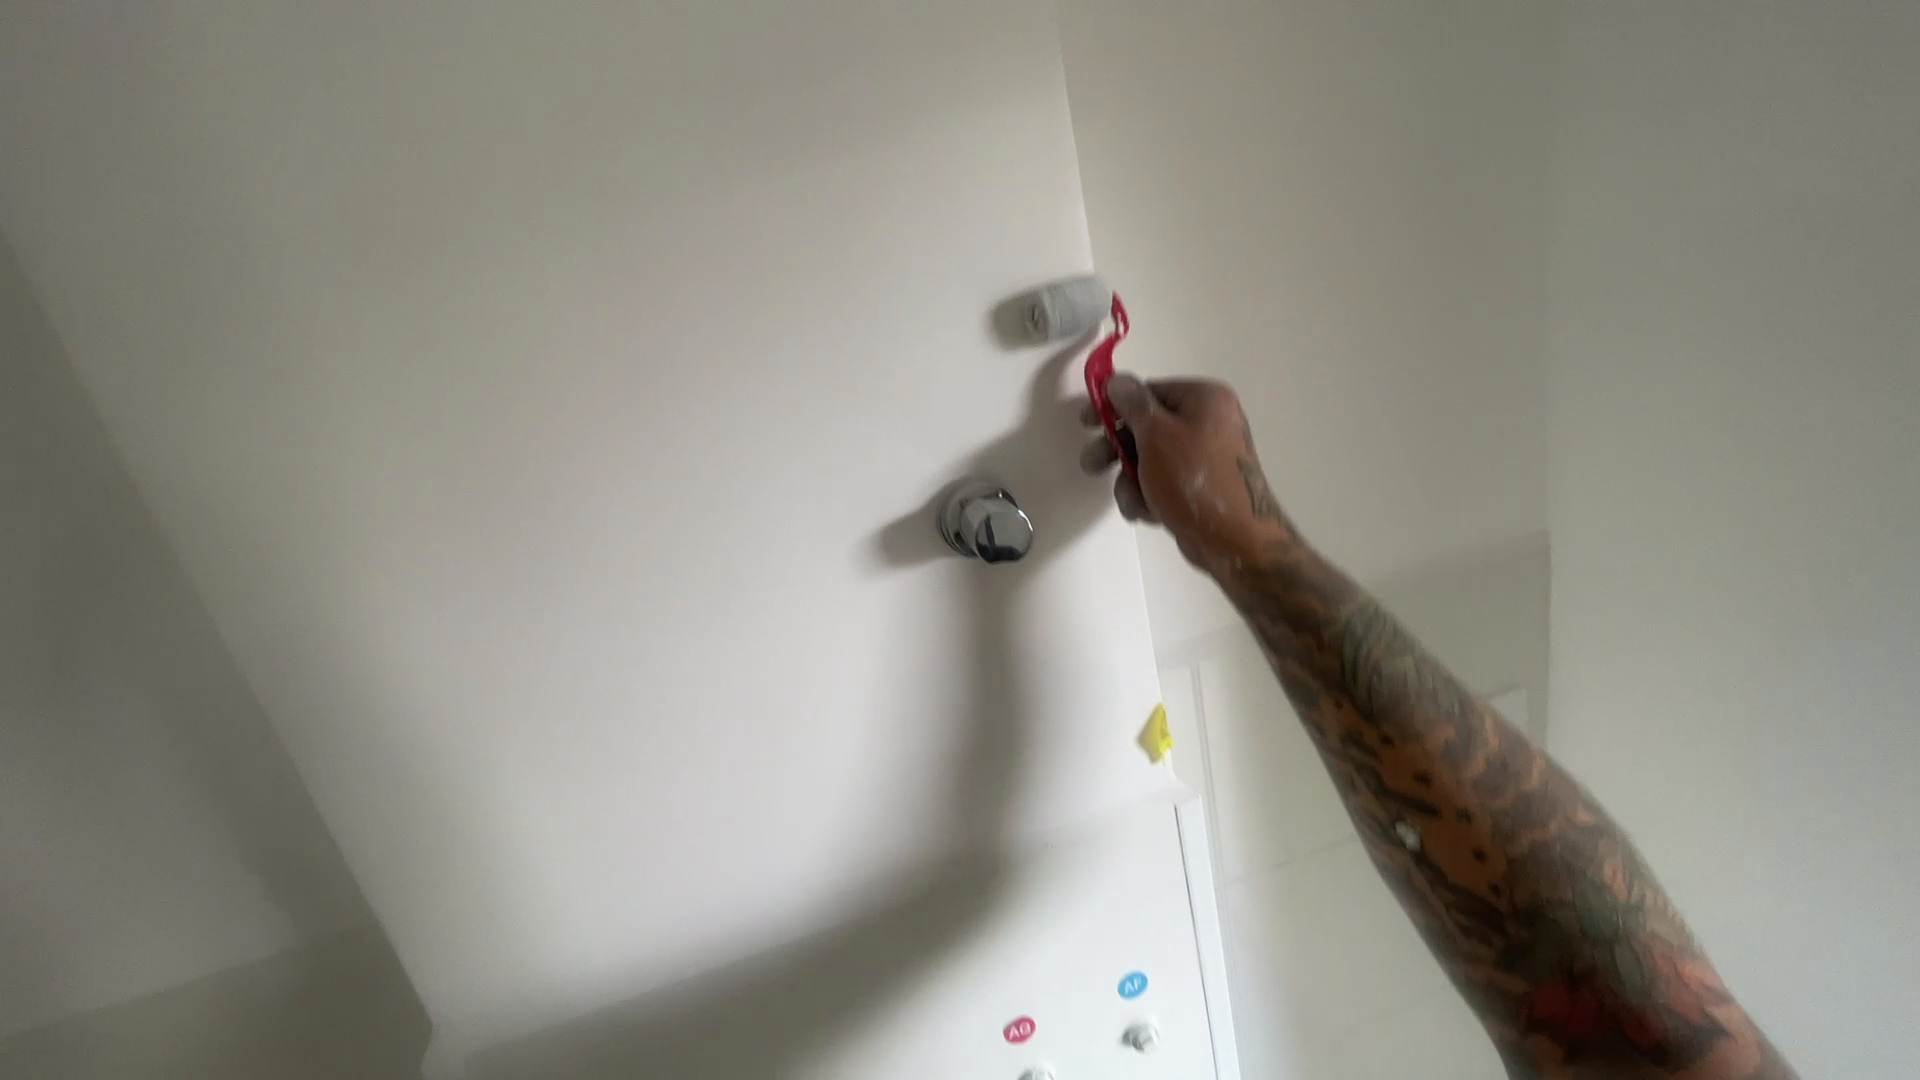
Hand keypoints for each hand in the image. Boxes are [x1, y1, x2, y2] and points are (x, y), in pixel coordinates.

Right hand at [1079, 374, 1293, 573]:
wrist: (1231, 540)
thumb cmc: (1193, 480)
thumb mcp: (1156, 435)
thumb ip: (1132, 404)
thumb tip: (1117, 381)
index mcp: (1204, 399)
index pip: (1148, 392)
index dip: (1114, 407)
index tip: (1088, 422)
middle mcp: (1208, 422)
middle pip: (1146, 427)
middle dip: (1118, 451)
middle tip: (1094, 464)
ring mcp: (1204, 456)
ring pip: (1149, 459)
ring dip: (1131, 481)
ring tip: (1134, 500)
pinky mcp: (1198, 486)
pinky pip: (1162, 482)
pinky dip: (1149, 496)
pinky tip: (1149, 512)